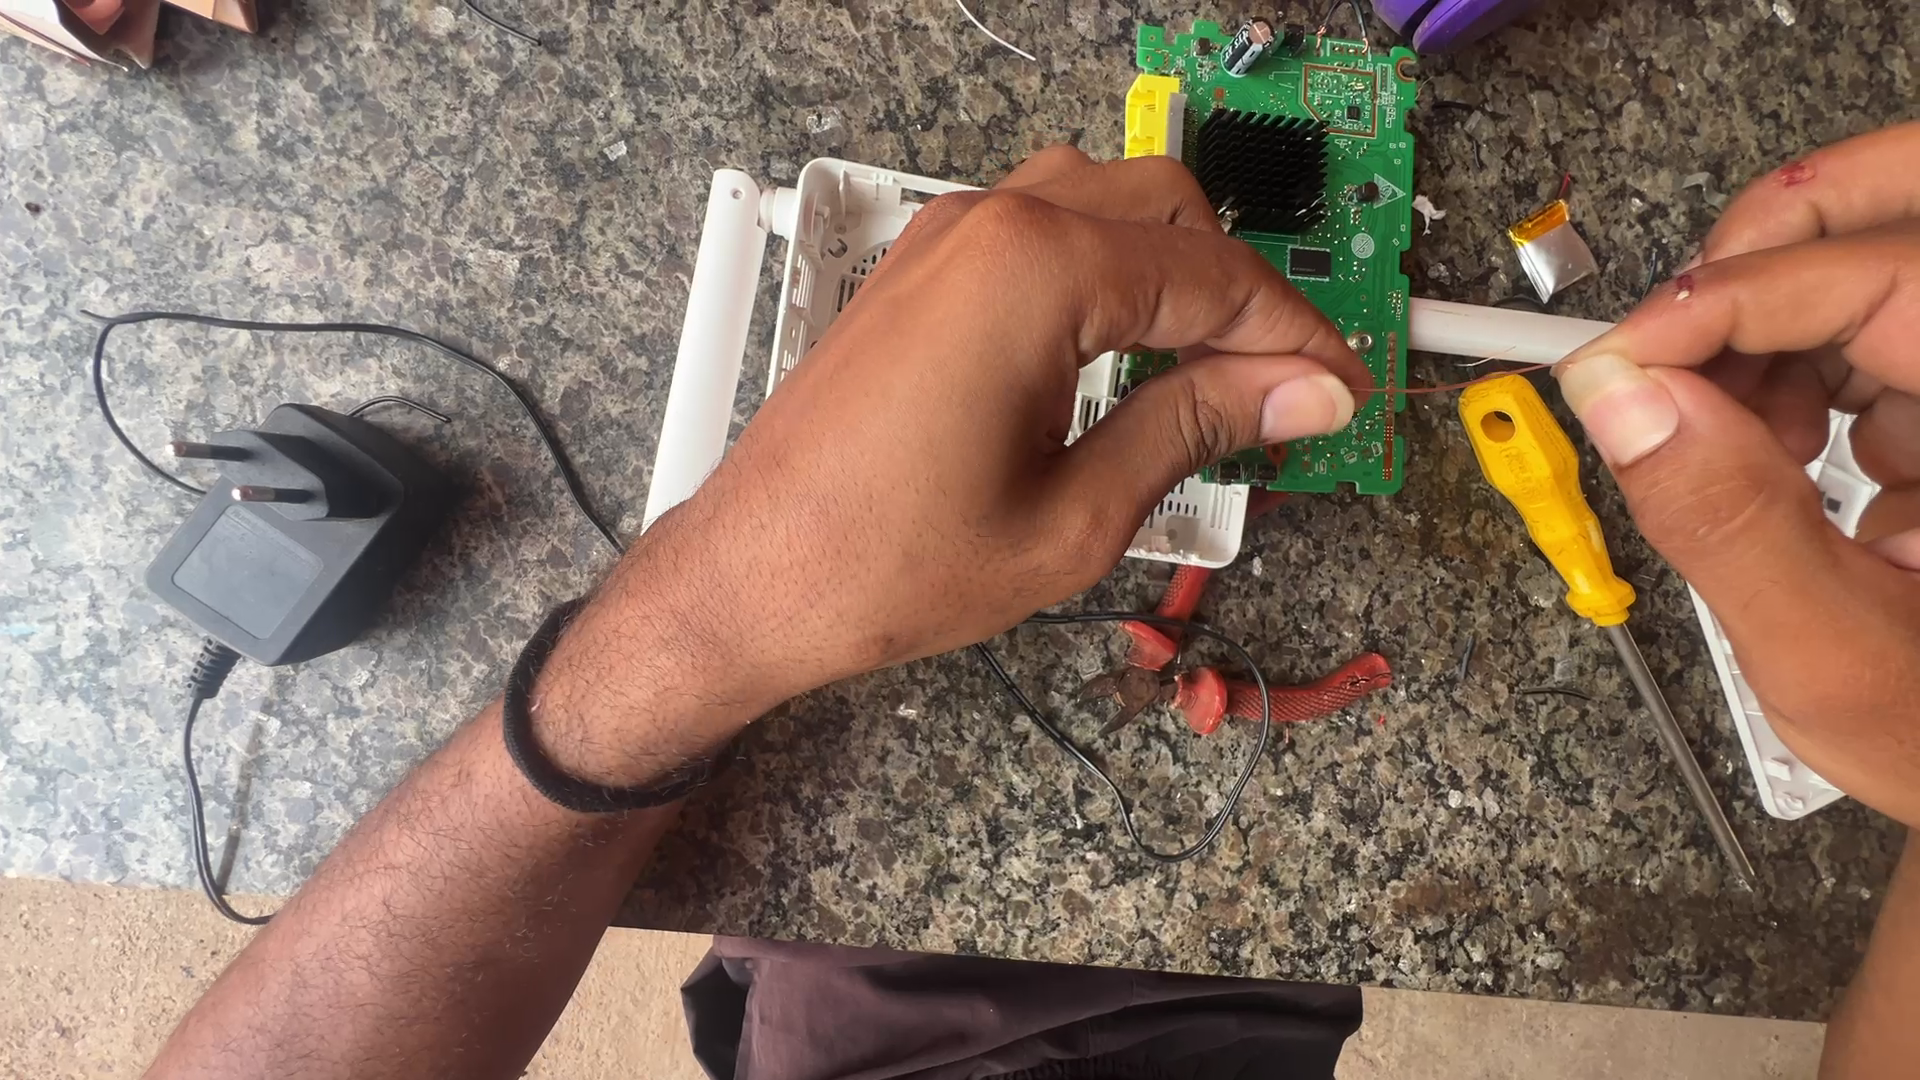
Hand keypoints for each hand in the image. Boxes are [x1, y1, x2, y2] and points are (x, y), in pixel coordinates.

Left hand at [546, 146, 1368, 777]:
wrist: (753, 581)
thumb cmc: (894, 568)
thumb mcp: (1073, 518)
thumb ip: (1192, 430)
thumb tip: (1298, 391)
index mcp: (1034, 270)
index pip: (1210, 277)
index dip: (1292, 338)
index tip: (1337, 390)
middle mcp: (986, 225)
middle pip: (1164, 212)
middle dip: (1236, 295)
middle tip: (1275, 385)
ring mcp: (940, 243)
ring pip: (1099, 209)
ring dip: (1168, 276)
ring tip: (1203, 371)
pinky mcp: (913, 277)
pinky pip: (1034, 239)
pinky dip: (1098, 280)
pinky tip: (1114, 354)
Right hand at [1551, 121, 1919, 825]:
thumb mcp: (1828, 651)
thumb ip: (1724, 520)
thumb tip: (1620, 399)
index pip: (1899, 281)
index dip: (1732, 299)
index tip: (1611, 359)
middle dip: (1779, 243)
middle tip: (1673, 314)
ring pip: (1877, 275)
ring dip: (1762, 334)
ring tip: (1720, 437)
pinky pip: (1870, 337)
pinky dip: (1787, 372)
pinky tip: (1775, 452)